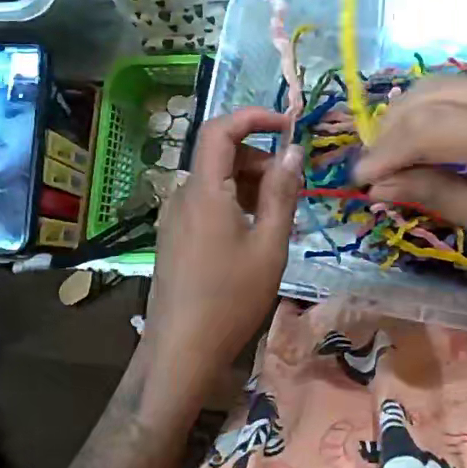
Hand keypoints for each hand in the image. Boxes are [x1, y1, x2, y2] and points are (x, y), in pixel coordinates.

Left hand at [145, 107, 302, 384]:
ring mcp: (174, 217)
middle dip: (259, 159)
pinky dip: (232, 202)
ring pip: (214, 180)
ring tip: (276, 217)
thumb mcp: (269, 244)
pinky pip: (205, 202)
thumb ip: (281, 193)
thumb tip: (293, 151)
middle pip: (220, 155)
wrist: (181, 350)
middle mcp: (182, 194)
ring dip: (248, 183)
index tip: (287, 125)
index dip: (253, 116)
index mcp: (203, 189)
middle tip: (291, 188)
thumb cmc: (231, 297)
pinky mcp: (174, 236)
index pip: (220, 129)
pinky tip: (251, 234)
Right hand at [353, 76, 466, 269]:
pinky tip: (425, 132)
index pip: (429, 129)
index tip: (359, 177)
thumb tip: (379, 187)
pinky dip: (436, 105)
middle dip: (391, 127)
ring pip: (446, 81)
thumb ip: (439, 196)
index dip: (386, 149)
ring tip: (392, 148)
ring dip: (409, 111)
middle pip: (431, 94)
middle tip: (374, 163)